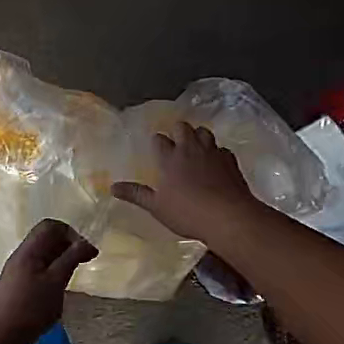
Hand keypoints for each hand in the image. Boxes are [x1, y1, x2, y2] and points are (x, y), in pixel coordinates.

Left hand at [0, 219, 96, 340]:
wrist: (3, 335)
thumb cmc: (31, 308)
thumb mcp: (57, 281)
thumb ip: (72, 258)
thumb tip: (88, 243)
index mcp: (29, 250)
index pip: (50, 226)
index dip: (70, 233)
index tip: (83, 250)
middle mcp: (21, 255)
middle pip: (45, 238)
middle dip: (67, 245)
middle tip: (81, 262)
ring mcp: (17, 269)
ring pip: (42, 253)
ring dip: (60, 258)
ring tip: (71, 274)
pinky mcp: (17, 283)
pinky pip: (38, 266)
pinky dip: (51, 269)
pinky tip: (57, 286)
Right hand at [111, 123, 262, 243]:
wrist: (227, 216)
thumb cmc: (187, 212)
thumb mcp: (157, 207)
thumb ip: (136, 194)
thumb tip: (112, 187)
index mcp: (170, 158)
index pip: (159, 140)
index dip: (157, 142)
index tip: (156, 147)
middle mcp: (190, 149)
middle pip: (182, 127)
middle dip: (178, 131)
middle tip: (176, 141)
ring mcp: (212, 152)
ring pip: (204, 132)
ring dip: (198, 136)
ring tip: (195, 147)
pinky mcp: (230, 160)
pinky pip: (222, 149)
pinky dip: (217, 152)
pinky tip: (216, 163)